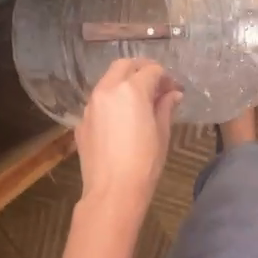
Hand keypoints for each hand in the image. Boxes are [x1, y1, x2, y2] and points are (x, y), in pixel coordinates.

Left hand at [75, 59, 181, 214]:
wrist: (113, 191)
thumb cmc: (145, 163)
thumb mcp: (161, 134)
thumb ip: (165, 107)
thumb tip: (173, 94)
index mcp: (131, 90)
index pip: (152, 70)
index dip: (166, 78)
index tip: (174, 90)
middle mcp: (107, 90)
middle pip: (124, 66)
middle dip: (141, 70)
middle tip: (156, 85)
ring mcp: (90, 105)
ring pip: (107, 82)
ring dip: (124, 84)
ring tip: (139, 102)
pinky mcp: (82, 122)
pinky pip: (98, 103)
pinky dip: (112, 102)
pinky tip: (121, 121)